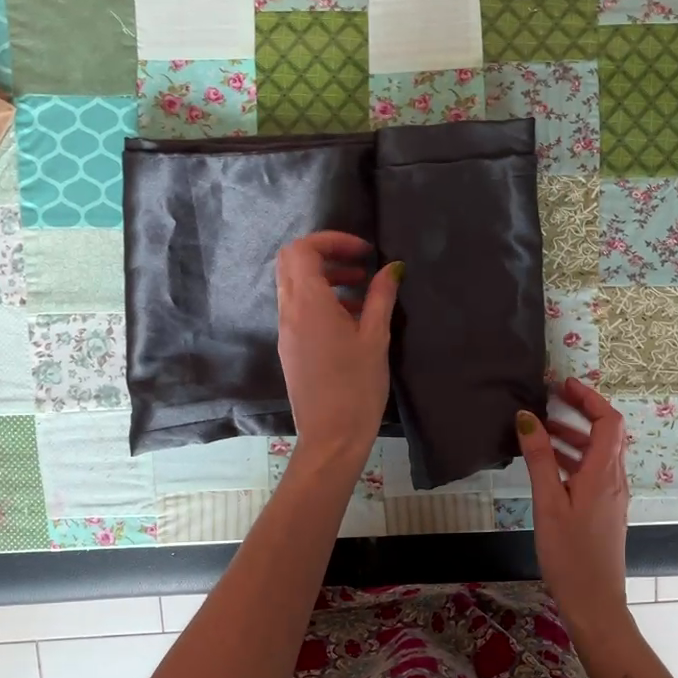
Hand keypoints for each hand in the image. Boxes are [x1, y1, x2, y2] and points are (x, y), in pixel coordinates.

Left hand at [275, 232, 400, 462]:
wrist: (332, 437)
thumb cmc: (357, 386)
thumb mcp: (376, 337)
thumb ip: (381, 297)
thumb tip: (391, 268)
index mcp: (308, 304)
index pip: (302, 250)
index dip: (331, 241)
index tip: (363, 251)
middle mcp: (289, 312)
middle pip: (292, 263)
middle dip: (325, 255)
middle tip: (359, 265)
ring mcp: (286, 331)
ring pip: (294, 286)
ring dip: (325, 278)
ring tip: (362, 292)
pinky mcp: (290, 348)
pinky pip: (298, 309)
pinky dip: (321, 301)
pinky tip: (351, 319)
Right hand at [515, 378, 631, 634]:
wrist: (594, 602)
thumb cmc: (570, 554)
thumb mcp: (549, 503)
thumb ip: (539, 459)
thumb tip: (527, 417)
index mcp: (604, 473)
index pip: (608, 421)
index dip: (589, 398)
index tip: (563, 385)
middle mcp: (614, 480)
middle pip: (607, 433)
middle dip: (581, 411)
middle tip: (551, 399)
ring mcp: (612, 496)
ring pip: (598, 453)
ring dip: (574, 436)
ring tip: (540, 431)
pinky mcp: (605, 510)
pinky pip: (594, 471)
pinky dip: (573, 458)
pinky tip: (548, 466)